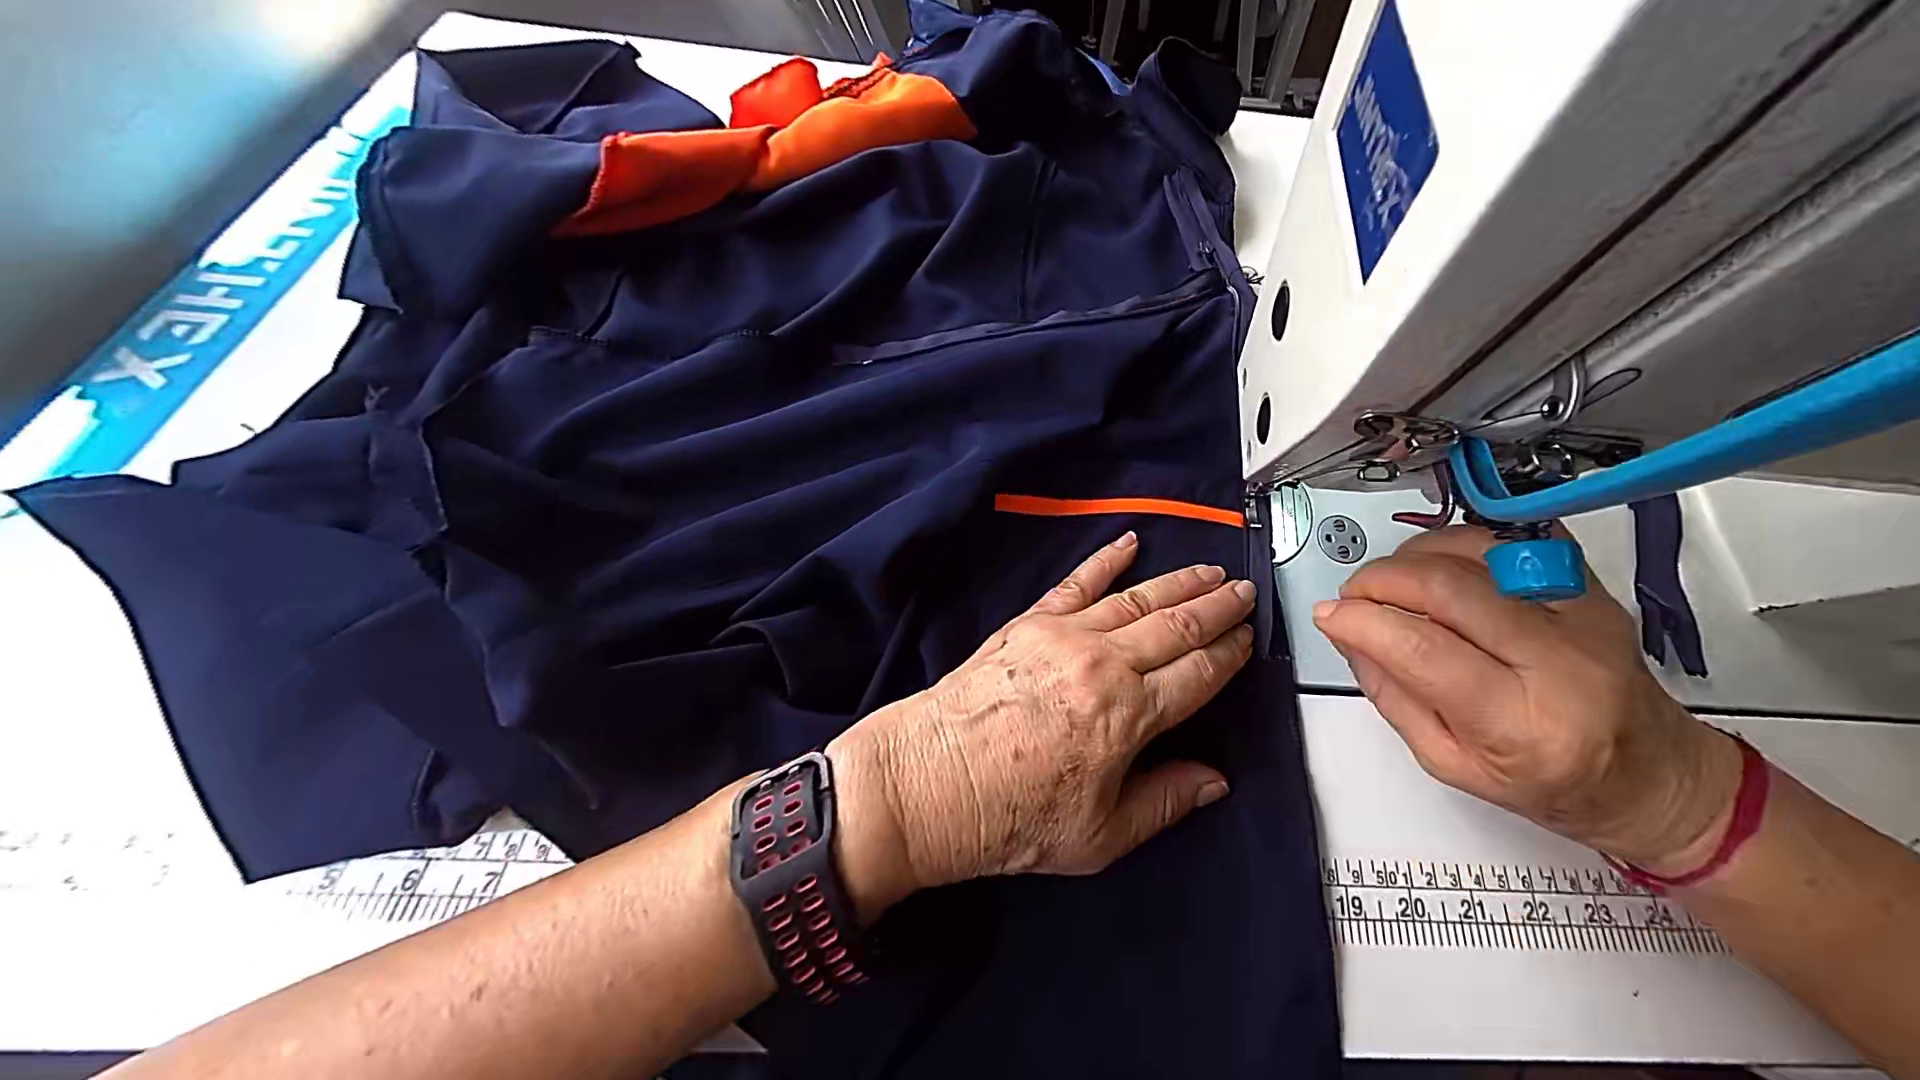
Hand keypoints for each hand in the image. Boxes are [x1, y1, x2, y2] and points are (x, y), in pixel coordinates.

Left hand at [827, 532, 1254, 915]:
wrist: (930, 783)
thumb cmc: (1010, 816)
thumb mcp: (1101, 835)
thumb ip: (1165, 801)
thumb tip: (1213, 781)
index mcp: (1129, 716)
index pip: (1199, 674)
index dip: (1230, 656)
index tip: (1247, 641)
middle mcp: (1102, 664)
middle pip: (1177, 627)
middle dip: (1217, 608)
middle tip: (1243, 593)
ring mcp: (1063, 637)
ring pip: (1136, 599)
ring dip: (1178, 583)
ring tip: (1209, 572)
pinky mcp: (1028, 623)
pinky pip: (1076, 583)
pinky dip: (1104, 561)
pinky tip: (1128, 544)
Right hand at [1311, 526, 1742, 874]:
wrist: (1654, 778)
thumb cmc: (1553, 783)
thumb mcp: (1448, 761)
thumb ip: (1391, 695)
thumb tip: (1348, 634)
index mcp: (1522, 725)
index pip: (1420, 648)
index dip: (1360, 621)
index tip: (1329, 615)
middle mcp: (1562, 664)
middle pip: (1445, 588)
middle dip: (1378, 580)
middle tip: (1354, 595)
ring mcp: (1584, 618)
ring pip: (1475, 551)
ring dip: (1411, 556)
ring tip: (1391, 581)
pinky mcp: (1592, 591)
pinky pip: (1510, 541)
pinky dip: (1456, 544)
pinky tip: (1435, 566)